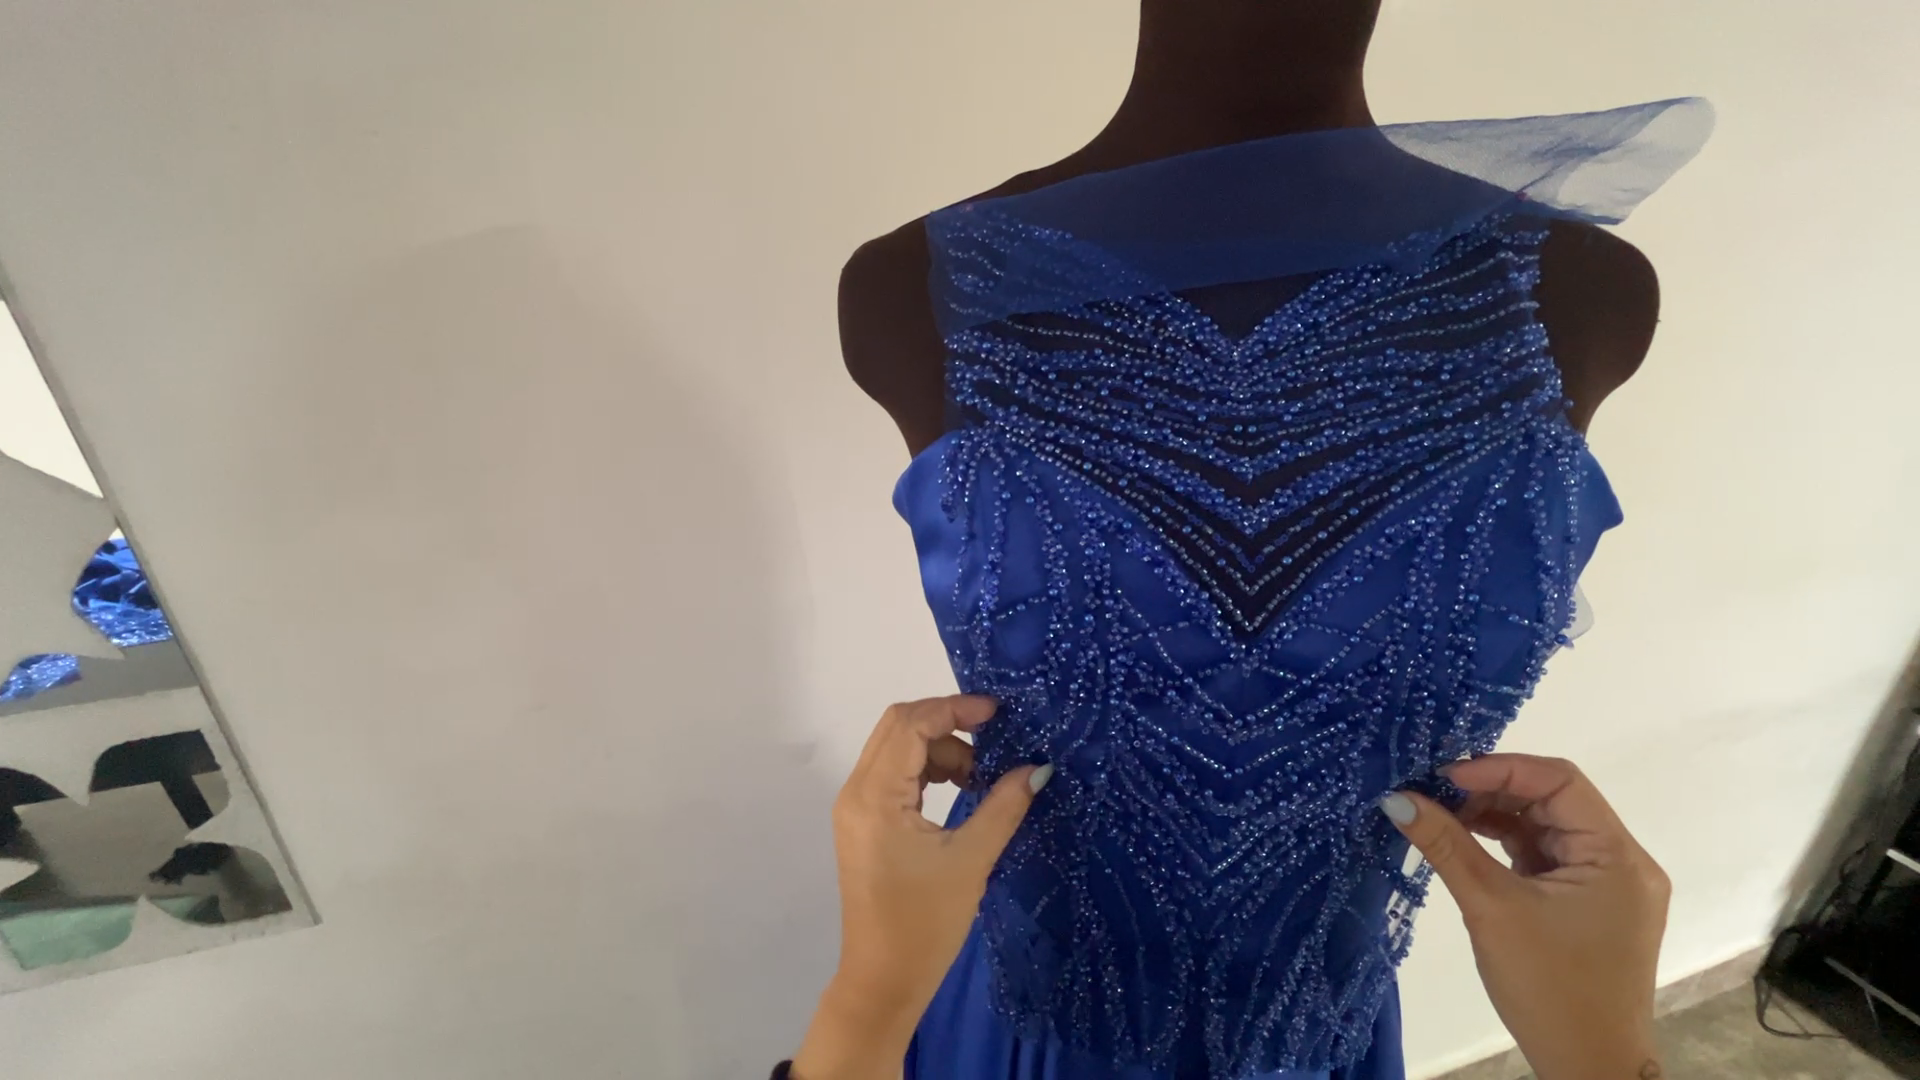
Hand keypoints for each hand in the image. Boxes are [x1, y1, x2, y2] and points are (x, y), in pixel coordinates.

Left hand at [792, 696, 1049, 1079]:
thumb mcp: (971, 860)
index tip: (997, 712)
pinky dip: (928, 768)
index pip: (910, 724)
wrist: (883, 982)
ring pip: (897, 747)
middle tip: (992, 735)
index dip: (954, 708)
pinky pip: (895, 772)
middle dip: (947, 723)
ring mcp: (856, 806)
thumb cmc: (924, 924)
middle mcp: (856, 791)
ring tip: (978, 778)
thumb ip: (1004, 806)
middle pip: (899, 726)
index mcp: (875, 796)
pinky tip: (960, 789)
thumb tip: (1039, 768)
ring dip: (940, 748)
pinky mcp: (864, 821)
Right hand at [1383, 756, 1669, 1079]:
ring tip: (1437, 813)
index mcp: (1616, 857)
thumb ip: (1444, 844)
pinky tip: (1458, 837)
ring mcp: (1599, 879)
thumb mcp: (1490, 906)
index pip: (1560, 782)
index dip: (1500, 769)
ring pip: (1539, 820)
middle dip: (1488, 788)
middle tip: (1430, 791)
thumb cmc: (1549, 985)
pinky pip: (1536, 847)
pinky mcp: (1578, 896)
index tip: (1443, 778)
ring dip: (1488, 811)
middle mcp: (1618, 860)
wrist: (1587, 1066)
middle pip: (1550, 797)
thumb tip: (1394, 796)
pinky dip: (1496, 837)